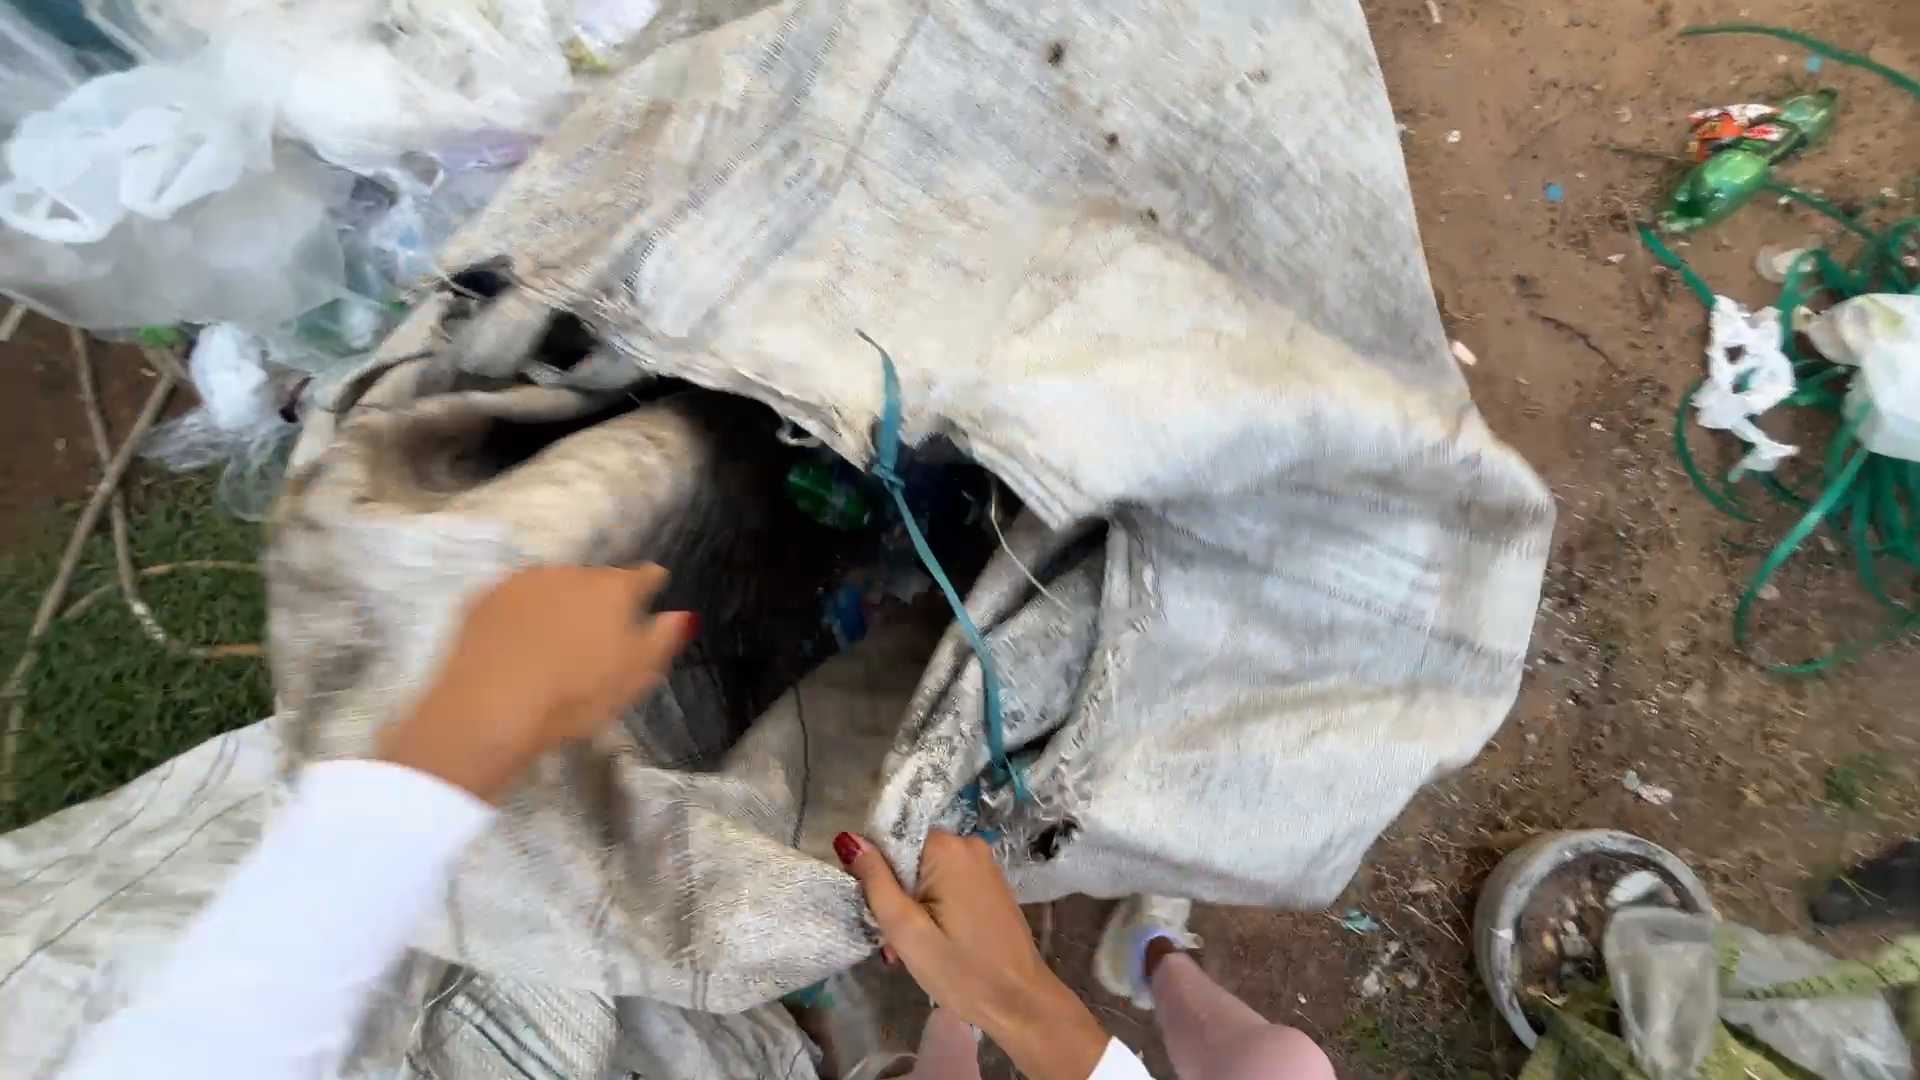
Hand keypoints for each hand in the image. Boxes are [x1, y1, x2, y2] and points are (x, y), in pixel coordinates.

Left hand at [377, 564, 695, 800]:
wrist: (488, 708)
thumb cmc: (576, 693)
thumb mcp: (637, 674)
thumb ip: (665, 638)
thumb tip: (683, 614)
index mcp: (615, 587)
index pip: (647, 575)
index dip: (652, 587)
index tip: (652, 601)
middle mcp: (572, 572)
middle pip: (598, 580)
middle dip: (602, 600)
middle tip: (600, 637)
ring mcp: (525, 581)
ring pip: (556, 587)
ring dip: (562, 604)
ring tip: (557, 643)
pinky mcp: (483, 599)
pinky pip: (517, 600)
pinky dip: (524, 614)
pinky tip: (521, 645)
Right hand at [838, 831, 1108, 1079]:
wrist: (1021, 1000)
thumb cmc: (961, 970)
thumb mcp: (907, 930)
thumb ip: (875, 881)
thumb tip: (847, 837)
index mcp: (946, 847)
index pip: (893, 838)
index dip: (877, 870)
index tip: (877, 908)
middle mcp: (967, 842)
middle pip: (911, 855)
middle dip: (897, 893)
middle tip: (895, 940)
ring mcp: (983, 860)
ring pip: (928, 870)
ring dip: (914, 903)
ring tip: (913, 947)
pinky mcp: (990, 879)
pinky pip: (949, 879)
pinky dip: (935, 903)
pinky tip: (935, 938)